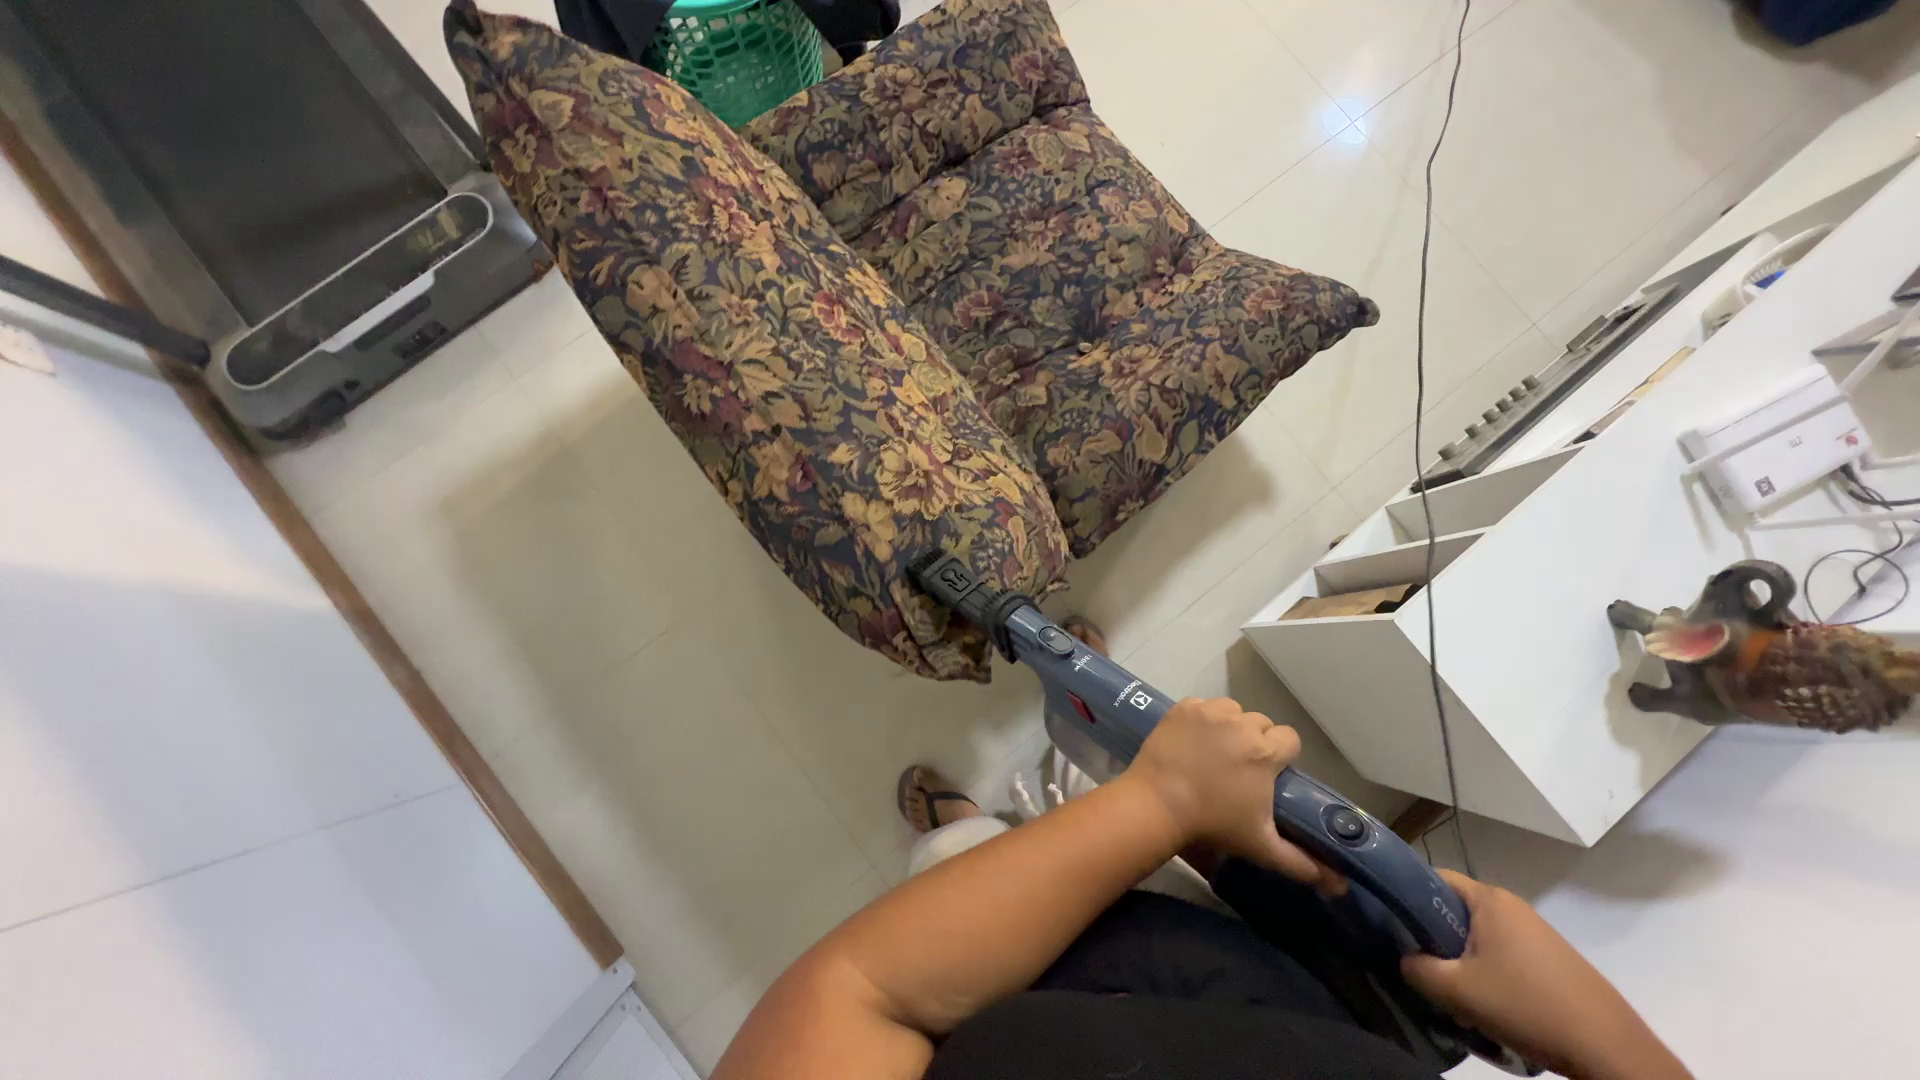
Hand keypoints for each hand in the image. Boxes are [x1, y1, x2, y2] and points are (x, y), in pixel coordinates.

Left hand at [1121, 697, 1335, 889]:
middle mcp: (1241, 724)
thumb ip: (1302, 863)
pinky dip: (1201, 718)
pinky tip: (1193, 739)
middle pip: (1261, 723)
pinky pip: (1202, 705)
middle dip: (1256, 741)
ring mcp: (1209, 712)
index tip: (1268, 773)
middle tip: (1239, 768)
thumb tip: (1340, 886)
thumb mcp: (1261, 846)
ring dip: (1230, 726)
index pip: (1290, 739)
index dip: (1281, 755)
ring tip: (1216, 751)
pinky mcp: (1182, 708)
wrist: (1156, 804)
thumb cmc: (1212, 824)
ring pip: (1233, 710)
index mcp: (1265, 751)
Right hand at [1402, 870, 1691, 1079]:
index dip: (1406, 898)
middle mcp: (1513, 907)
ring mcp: (1538, 934)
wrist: (1611, 1053)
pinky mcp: (1553, 961)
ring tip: (1456, 994)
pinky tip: (1490, 1006)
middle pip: (1454, 910)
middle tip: (1424, 968)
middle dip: (1435, 938)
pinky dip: (1489, 975)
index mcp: (1490, 899)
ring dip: (1462, 962)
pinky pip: (1503, 955)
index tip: (1393, 927)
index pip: (1432, 878)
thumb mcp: (1455, 990)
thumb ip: (1415, 967)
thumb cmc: (1527, 1006)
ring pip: (1478, 937)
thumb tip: (1406, 959)